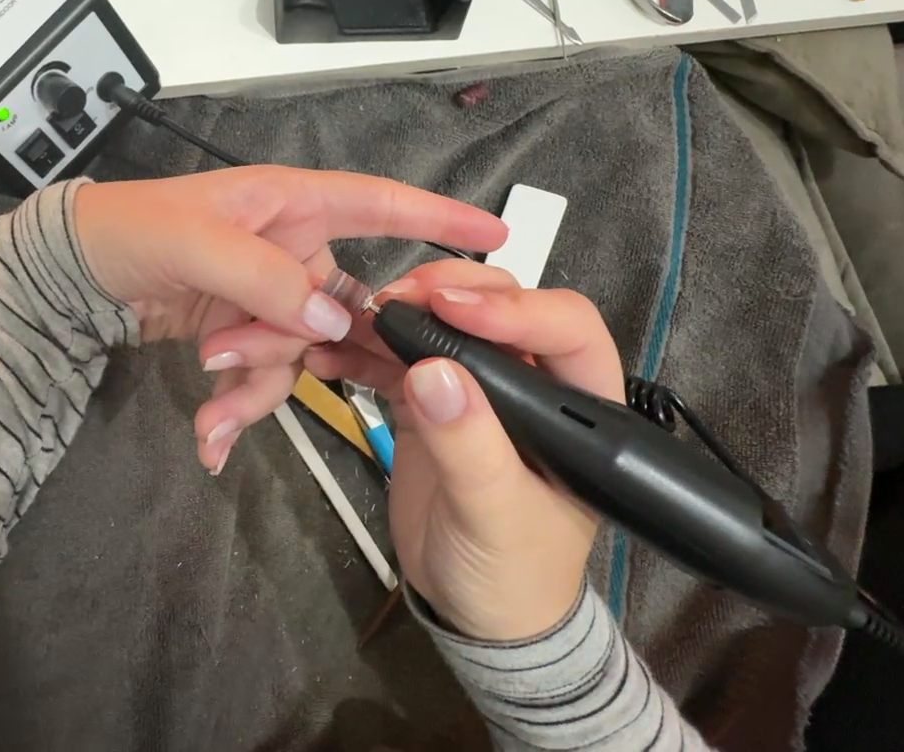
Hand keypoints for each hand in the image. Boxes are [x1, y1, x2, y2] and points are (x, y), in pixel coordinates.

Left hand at [72, 168, 506, 473]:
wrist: (76, 272)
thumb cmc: (130, 228)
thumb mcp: (193, 241)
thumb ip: (264, 275)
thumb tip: (331, 319)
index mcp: (289, 204)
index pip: (377, 203)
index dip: (437, 218)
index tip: (495, 236)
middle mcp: (290, 249)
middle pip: (339, 309)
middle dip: (296, 348)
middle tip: (233, 357)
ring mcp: (269, 296)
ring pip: (301, 355)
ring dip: (257, 386)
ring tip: (209, 412)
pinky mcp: (245, 331)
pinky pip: (267, 375)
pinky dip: (240, 406)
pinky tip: (209, 436)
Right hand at [305, 261, 624, 641]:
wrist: (469, 609)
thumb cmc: (511, 571)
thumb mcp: (496, 515)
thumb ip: (470, 445)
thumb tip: (431, 371)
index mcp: (576, 405)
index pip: (565, 328)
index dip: (514, 308)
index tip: (450, 309)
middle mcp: (529, 382)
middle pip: (496, 307)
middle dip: (443, 294)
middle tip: (391, 301)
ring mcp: (475, 387)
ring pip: (440, 323)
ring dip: (390, 318)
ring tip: (344, 323)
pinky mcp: (428, 400)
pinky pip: (395, 359)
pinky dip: (361, 353)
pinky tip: (327, 355)